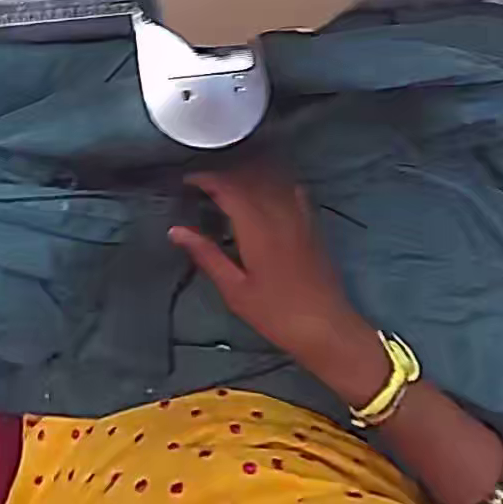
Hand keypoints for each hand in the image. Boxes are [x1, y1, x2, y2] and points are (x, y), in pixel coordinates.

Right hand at [168, 165, 385, 402]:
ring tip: (227, 185)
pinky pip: (292, 190)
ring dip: (246, 175)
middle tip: (201, 185)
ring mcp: (299, 216)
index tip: (187, 181)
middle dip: (223, 175)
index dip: (206, 179)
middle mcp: (279, 214)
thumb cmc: (275, 313)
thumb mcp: (234, 289)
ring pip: (271, 180)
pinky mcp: (312, 224)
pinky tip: (265, 189)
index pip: (229, 188)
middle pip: (249, 178)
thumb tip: (176, 231)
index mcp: (257, 228)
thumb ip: (206, 255)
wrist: (326, 327)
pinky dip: (273, 183)